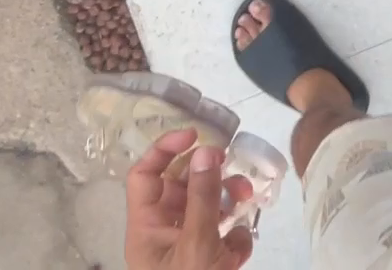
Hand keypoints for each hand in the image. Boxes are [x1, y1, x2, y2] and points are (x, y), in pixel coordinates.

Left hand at [125, 129, 255, 269]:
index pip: (144, 176)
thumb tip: (205, 149)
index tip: (196, 134)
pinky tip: (239, 251)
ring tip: (246, 199)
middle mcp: (163, 233)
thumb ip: (203, 195)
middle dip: (209, 174)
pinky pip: (220, 235)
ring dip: (228, 200)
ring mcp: (186, 248)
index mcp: (146, 228)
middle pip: (181, 187)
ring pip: (205, 207)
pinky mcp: (208, 262)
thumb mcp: (197, 243)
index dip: (165, 149)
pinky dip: (234, 237)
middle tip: (231, 165)